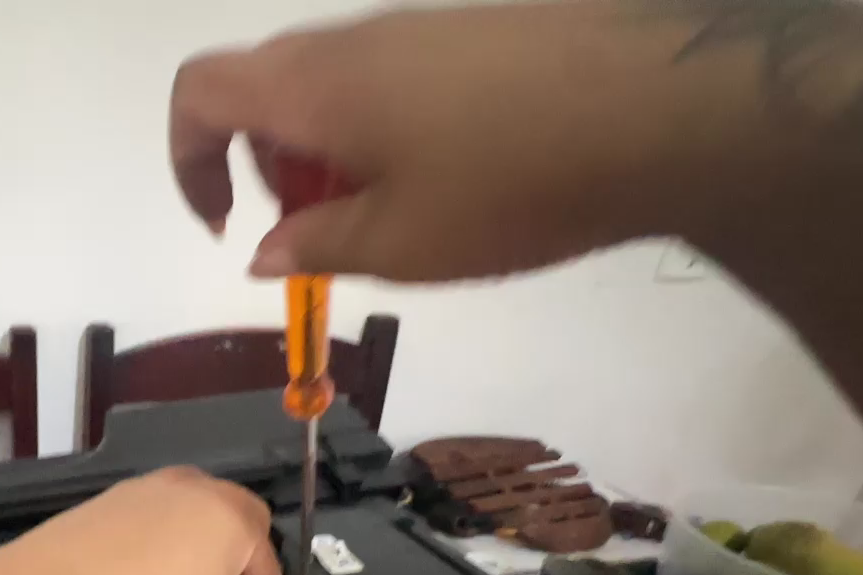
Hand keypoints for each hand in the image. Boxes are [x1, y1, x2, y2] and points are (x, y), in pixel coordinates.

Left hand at [0, 467, 354, 574]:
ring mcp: (143, 487)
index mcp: (231, 514)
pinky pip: (148, 521)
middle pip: (234, 530)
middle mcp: (192, 486)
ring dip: (194, 558)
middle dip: (234, 572)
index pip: (269, 565)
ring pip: (190, 523)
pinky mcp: (104, 500)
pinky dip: (154, 549)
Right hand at [170, 1, 776, 280]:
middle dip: (261, 171)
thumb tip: (262, 253)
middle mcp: (353, 44)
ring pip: (321, 92)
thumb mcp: (390, 245)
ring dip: (317, 161)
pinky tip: (429, 185)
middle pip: (259, 93)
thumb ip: (307, 247)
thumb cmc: (507, 187)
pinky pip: (378, 84)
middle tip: (312, 231)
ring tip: (377, 218)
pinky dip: (367, 140)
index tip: (226, 223)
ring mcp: (413, 33)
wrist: (674, 106)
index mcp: (315, 89)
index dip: (188, 159)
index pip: (200, 92)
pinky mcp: (463, 38)